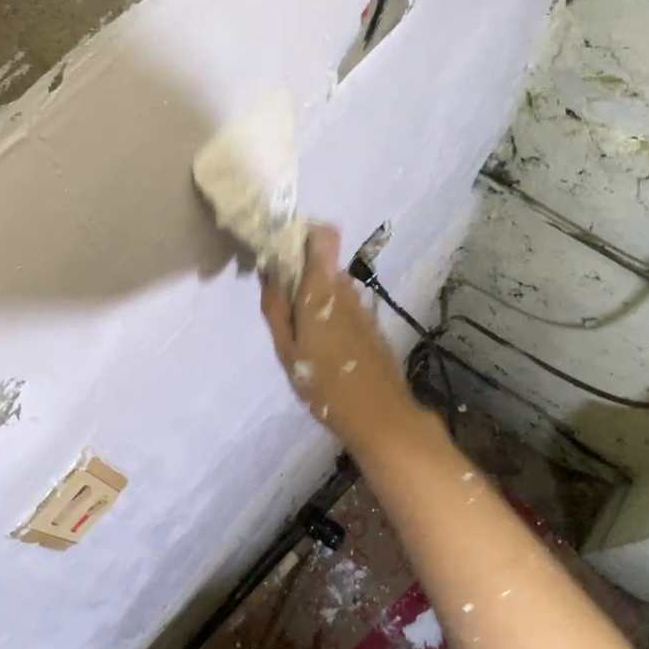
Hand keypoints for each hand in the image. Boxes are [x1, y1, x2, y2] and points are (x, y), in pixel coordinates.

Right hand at [260, 224, 420, 447]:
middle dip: (301, 270)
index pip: (323, 235)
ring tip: (299, 329)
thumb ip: (276, 307)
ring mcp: (362, 306)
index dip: (304, 233)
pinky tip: (322, 344)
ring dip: (315, 294)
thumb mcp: (287, 349)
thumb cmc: (325, 383)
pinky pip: (345, 305)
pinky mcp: (371, 324)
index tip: (282, 249)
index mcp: (322, 289)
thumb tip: (268, 271)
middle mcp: (346, 289)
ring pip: (334, 284)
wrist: (380, 415)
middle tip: (280, 300)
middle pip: (323, 261)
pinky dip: (330, 312)